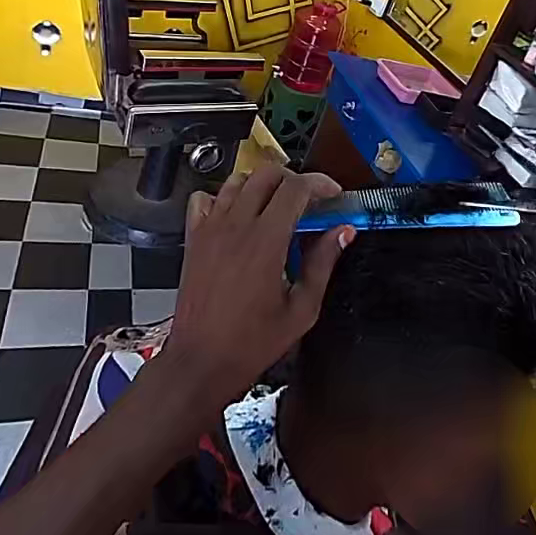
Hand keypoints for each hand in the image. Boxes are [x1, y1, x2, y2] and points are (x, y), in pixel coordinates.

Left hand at [158, 167, 352, 411]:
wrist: (201, 361)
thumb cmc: (250, 343)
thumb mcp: (301, 309)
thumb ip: (322, 264)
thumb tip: (342, 233)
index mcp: (266, 241)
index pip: (296, 188)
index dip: (320, 184)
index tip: (332, 194)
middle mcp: (236, 226)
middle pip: (266, 174)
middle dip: (293, 180)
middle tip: (308, 201)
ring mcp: (210, 228)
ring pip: (237, 180)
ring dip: (261, 185)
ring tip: (276, 207)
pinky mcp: (194, 237)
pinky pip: (204, 198)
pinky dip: (223, 197)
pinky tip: (237, 216)